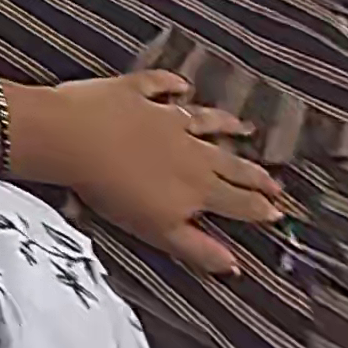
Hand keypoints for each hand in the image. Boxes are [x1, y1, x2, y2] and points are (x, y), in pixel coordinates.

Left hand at [4, 71, 283, 275]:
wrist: (69, 137)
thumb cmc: (108, 188)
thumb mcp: (156, 230)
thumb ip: (197, 247)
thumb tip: (234, 265)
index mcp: (194, 185)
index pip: (236, 200)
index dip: (258, 206)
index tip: (278, 209)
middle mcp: (186, 147)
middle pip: (226, 161)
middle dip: (252, 172)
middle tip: (274, 177)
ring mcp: (159, 114)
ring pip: (201, 119)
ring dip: (223, 122)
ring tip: (242, 125)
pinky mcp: (131, 89)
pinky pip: (157, 83)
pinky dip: (171, 82)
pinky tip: (181, 82)